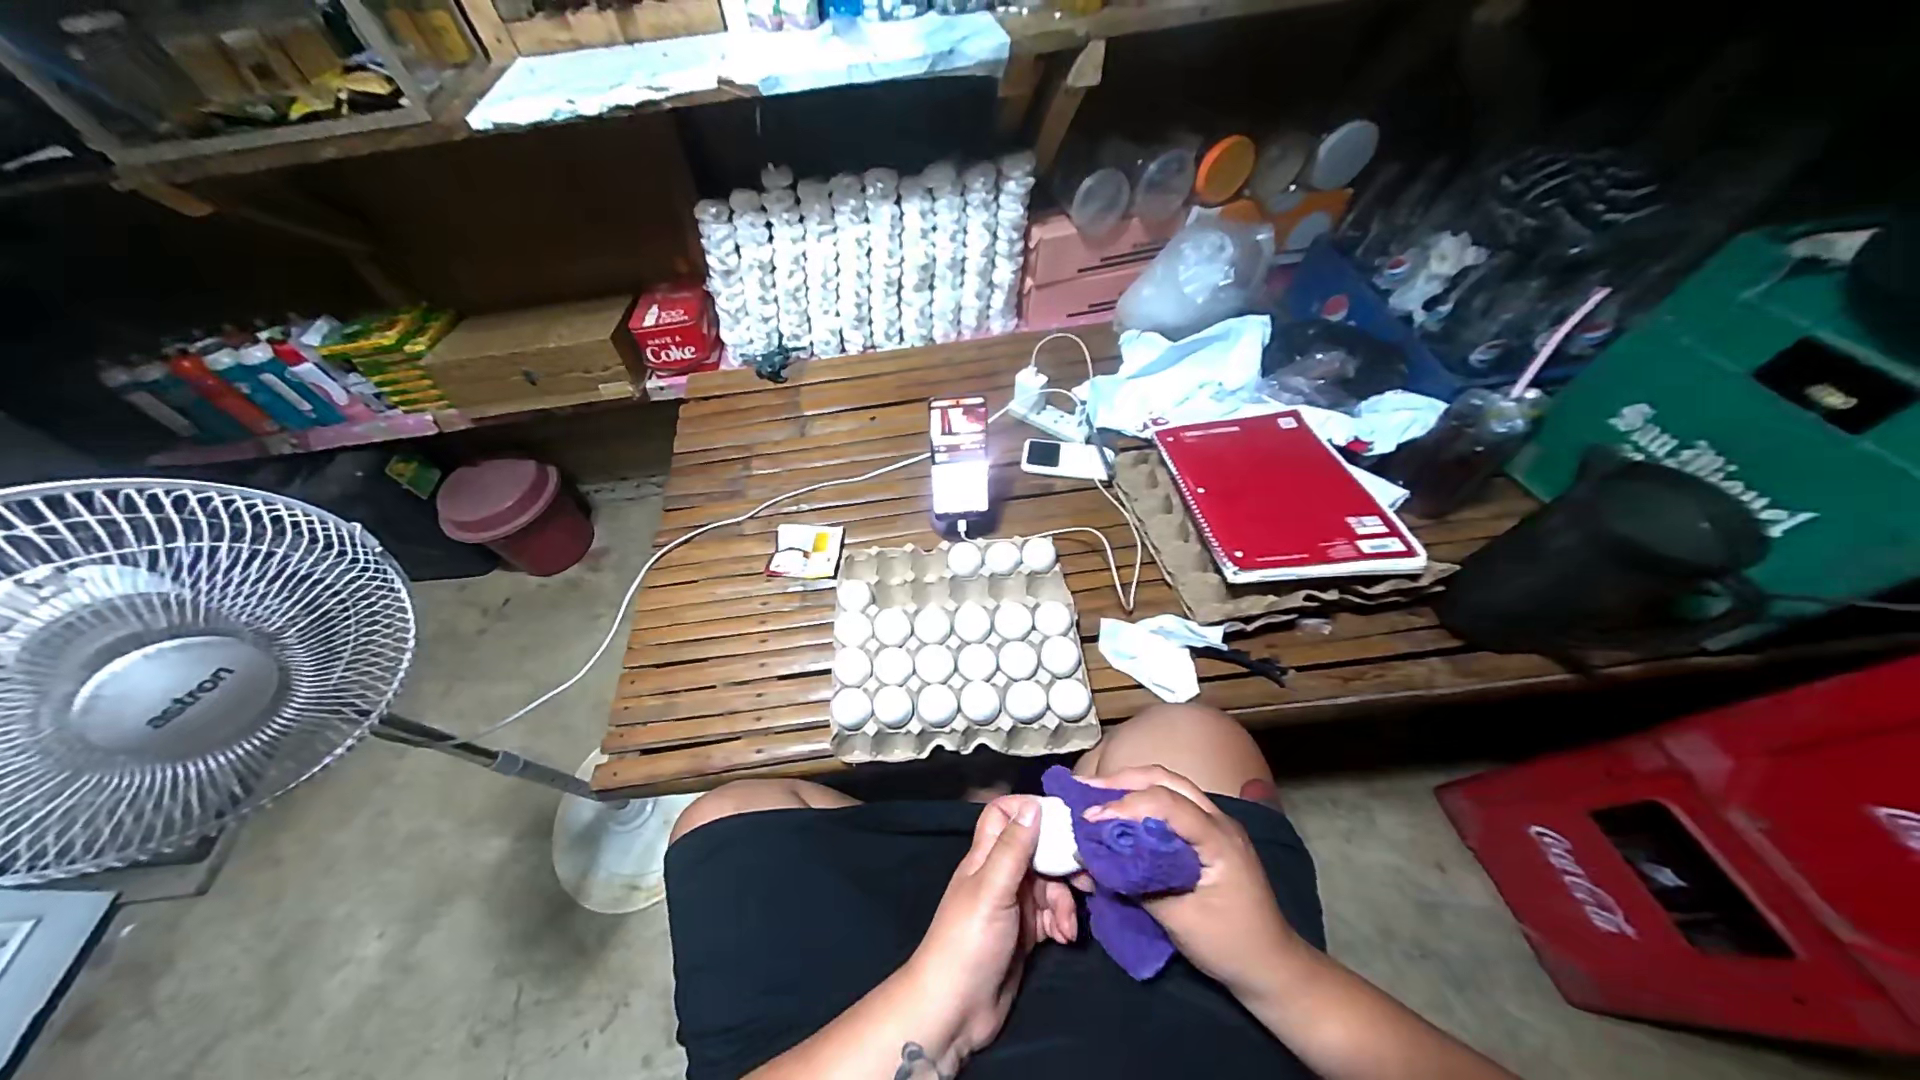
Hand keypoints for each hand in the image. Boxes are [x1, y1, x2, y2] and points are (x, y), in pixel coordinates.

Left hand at [905, 795, 1077, 1069]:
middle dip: (1062, 860)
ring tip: (1069, 926)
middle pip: (1037, 850)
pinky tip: (1066, 938)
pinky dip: (1063, 921)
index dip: (1029, 809)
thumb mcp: (992, 889)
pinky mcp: (1026, 933)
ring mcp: (1014, 904)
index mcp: (985, 856)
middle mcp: (1000, 874)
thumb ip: (1013, 848)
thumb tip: (1034, 804)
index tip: (1062, 818)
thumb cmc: (969, 940)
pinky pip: (1053, 914)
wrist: (955, 1009)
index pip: (1004, 814)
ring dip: (1065, 900)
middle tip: (1086, 875)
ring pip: (1049, 884)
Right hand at [1081, 766, 1303, 995]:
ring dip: (1132, 785)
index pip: (1166, 802)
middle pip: (1167, 779)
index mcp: (1218, 838)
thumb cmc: (1230, 946)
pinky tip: (1124, 810)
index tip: (1091, 818)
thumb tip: (1098, 861)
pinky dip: (1144, 799)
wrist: (1273, 967)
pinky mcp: (1210, 835)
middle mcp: (1219, 820)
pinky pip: (1174, 803)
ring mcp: (1217, 824)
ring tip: (1098, 793)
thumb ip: (1139, 885)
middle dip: (1123, 780)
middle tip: (1086, 789)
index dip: (1125, 804)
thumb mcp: (1181, 921)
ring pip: (1171, 785)